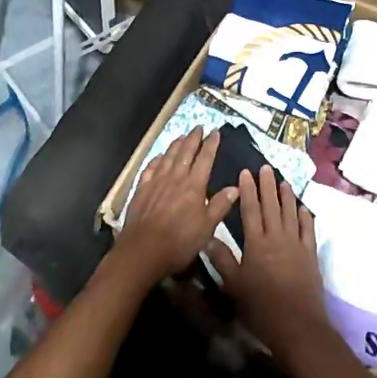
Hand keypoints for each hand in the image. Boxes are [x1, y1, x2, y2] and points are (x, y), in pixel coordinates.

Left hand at [111, 128, 238, 288]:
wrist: (144, 250)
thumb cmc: (180, 242)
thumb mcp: (207, 228)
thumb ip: (220, 206)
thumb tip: (235, 187)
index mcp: (194, 186)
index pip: (205, 159)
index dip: (211, 145)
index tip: (215, 132)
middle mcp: (175, 179)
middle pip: (185, 153)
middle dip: (193, 139)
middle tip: (198, 127)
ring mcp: (156, 183)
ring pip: (167, 157)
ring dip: (175, 145)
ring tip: (182, 136)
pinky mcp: (142, 190)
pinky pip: (150, 169)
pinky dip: (156, 160)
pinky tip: (159, 157)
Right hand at [205, 166, 328, 360]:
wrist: (297, 325)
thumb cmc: (260, 308)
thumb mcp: (234, 286)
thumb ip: (222, 260)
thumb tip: (207, 237)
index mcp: (256, 243)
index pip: (251, 210)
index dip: (248, 190)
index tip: (245, 173)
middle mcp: (277, 237)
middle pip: (271, 206)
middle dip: (267, 185)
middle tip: (265, 168)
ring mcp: (296, 245)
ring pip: (291, 213)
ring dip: (286, 196)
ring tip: (283, 181)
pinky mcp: (310, 255)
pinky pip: (308, 230)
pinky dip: (305, 217)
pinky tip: (303, 209)